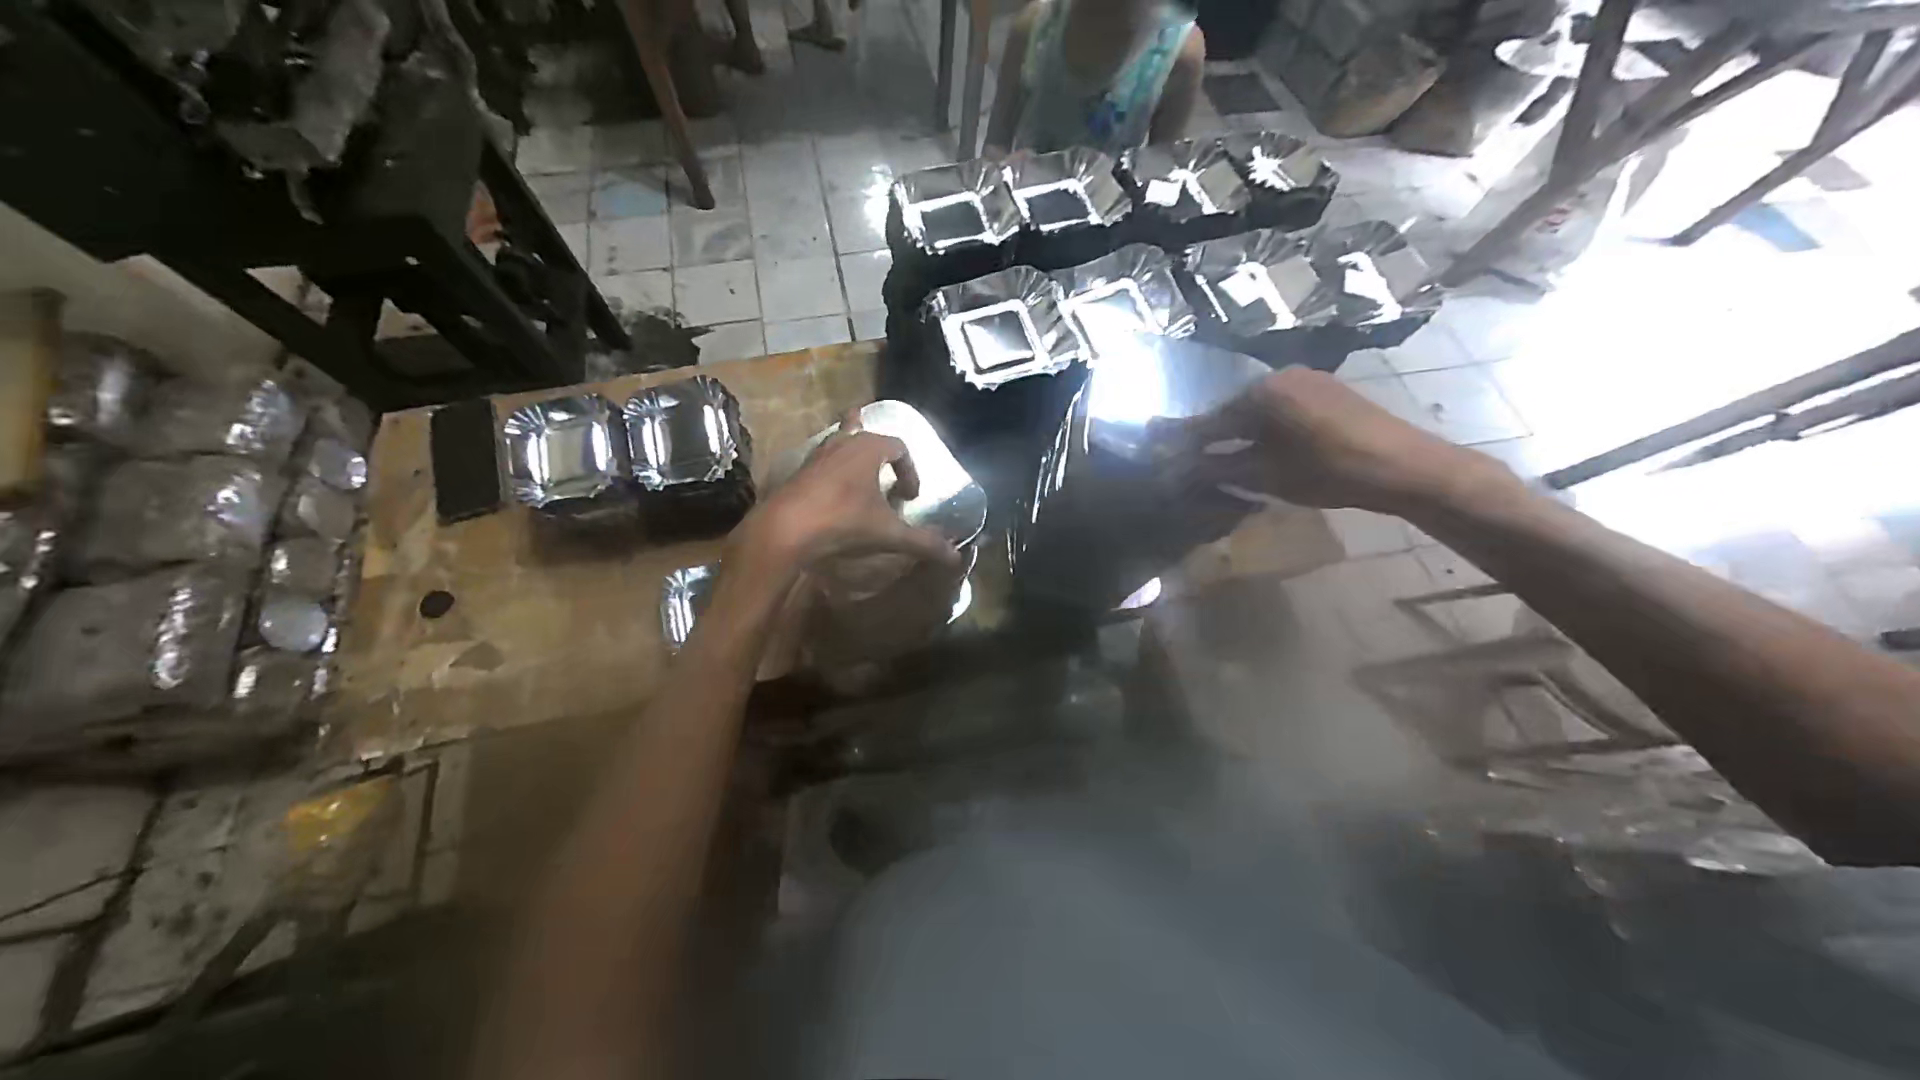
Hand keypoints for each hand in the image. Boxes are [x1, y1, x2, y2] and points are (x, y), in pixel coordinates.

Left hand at [730, 409, 959, 572]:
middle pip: (862, 432)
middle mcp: (841, 445)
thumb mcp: (888, 534)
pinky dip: (831, 471)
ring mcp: (815, 457)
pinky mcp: (796, 474)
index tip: (910, 496)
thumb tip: (954, 557)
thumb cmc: (843, 522)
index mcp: (868, 449)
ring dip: (851, 455)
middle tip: (886, 468)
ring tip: (858, 471)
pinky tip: (831, 493)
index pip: (898, 447)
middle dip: (878, 449)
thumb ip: (922, 543)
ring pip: (837, 443)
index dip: (910, 469)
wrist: (785, 530)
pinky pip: (820, 463)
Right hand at [1179, 367, 1522, 514]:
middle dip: (1209, 437)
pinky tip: (1261, 449)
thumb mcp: (1265, 476)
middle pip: (1230, 411)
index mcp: (1261, 393)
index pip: (1208, 420)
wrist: (1405, 466)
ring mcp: (1306, 379)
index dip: (1181, 440)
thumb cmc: (1330, 472)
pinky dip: (1263, 428)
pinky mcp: (1325, 389)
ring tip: (1223, 459)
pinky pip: (1279, 408)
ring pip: (1255, 410)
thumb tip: (1176, 467)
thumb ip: (1216, 467)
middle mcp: (1279, 375)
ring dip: (1237, 433)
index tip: (1156, 448)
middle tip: (1190, 461)